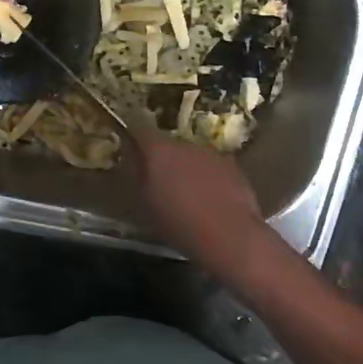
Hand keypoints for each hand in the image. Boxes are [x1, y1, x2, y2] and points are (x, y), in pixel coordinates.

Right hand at [129, 125, 269, 269]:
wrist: (230, 235)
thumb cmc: (178, 222)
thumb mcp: (146, 203)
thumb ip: (138, 175)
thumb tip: (133, 158)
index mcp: (159, 150)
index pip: (140, 128)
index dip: (134, 134)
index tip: (129, 143)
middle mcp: (185, 144)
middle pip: (168, 144)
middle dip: (162, 158)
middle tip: (158, 179)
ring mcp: (211, 154)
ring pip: (191, 156)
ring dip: (186, 168)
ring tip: (186, 193)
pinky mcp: (232, 167)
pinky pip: (211, 167)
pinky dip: (206, 177)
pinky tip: (209, 199)